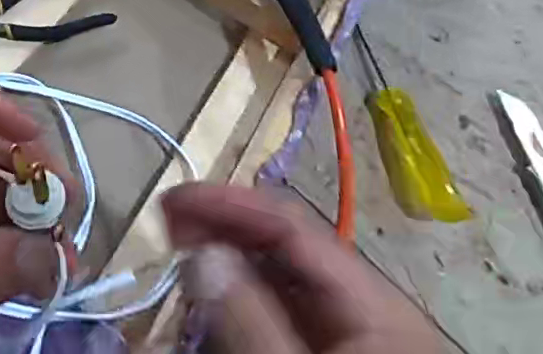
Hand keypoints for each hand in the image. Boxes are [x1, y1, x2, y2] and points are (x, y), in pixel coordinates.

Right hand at [164, 184, 443, 353]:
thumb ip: (250, 322)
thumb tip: (202, 252)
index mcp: (373, 304)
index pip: (292, 227)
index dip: (229, 205)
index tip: (173, 203)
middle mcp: (362, 312)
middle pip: (284, 252)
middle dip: (224, 235)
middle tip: (169, 226)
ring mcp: (348, 341)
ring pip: (278, 288)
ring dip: (227, 277)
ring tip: (183, 270)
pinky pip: (279, 326)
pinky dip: (241, 318)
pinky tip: (208, 321)